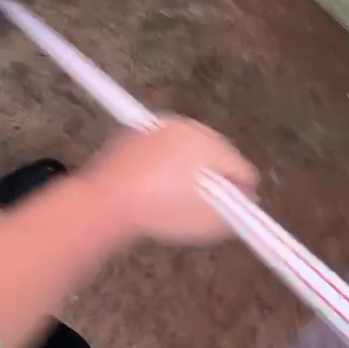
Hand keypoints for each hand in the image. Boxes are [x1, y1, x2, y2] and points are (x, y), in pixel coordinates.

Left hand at [79, 116, 257, 244]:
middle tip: (218, 199)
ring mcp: (154, 127)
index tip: (242, 203)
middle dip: (217, 171)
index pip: (237, 163)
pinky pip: (161, 146)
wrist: (106, 201)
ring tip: (188, 194)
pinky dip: (167, 161)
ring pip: (186, 145)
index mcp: (203, 141)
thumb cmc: (160, 209)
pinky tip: (162, 185)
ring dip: (192, 165)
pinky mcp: (133, 134)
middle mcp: (180, 125)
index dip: (243, 186)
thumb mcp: (210, 222)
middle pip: (213, 148)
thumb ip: (237, 211)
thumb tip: (243, 200)